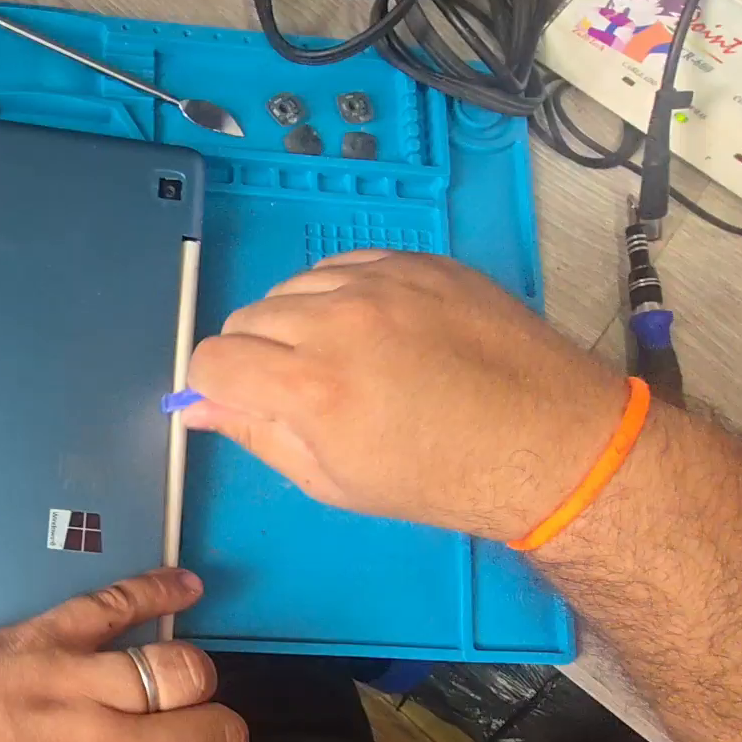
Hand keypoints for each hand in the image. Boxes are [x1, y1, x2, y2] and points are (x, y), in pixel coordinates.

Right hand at [183, 250, 629, 541]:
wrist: (544, 443)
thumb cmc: (430, 480)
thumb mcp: (328, 479)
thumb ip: (254, 434)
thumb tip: (197, 407)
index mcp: (311, 387)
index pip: (212, 359)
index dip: (210, 384)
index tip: (232, 401)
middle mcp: (337, 322)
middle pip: (244, 320)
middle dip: (250, 357)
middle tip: (292, 390)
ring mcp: (382, 282)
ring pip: (288, 289)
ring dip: (292, 323)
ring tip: (336, 357)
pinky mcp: (417, 262)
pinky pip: (339, 266)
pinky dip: (334, 295)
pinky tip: (367, 327)